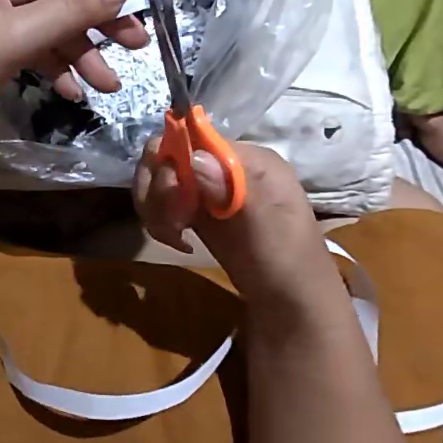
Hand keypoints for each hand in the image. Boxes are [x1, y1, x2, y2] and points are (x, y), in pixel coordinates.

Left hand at [0, 0, 149, 140]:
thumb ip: (73, 10)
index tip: (125, 8)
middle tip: (135, 45)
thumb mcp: (18, 34)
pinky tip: (74, 92)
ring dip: (81, 52)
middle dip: (95, 21)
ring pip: (51, 23)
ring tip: (108, 85)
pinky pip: (35, 45)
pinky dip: (56, 65)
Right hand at [134, 138, 333, 298]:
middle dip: (158, 189)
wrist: (290, 303)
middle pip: (167, 154)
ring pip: (158, 176)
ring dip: (153, 205)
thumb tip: (195, 158)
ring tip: (169, 234)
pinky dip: (156, 217)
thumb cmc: (288, 265)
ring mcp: (209, 185)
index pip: (192, 140)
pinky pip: (160, 198)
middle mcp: (225, 164)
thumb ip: (234, 191)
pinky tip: (175, 239)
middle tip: (171, 224)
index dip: (173, 167)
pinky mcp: (195, 206)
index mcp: (249, 159)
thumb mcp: (268, 229)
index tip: (177, 206)